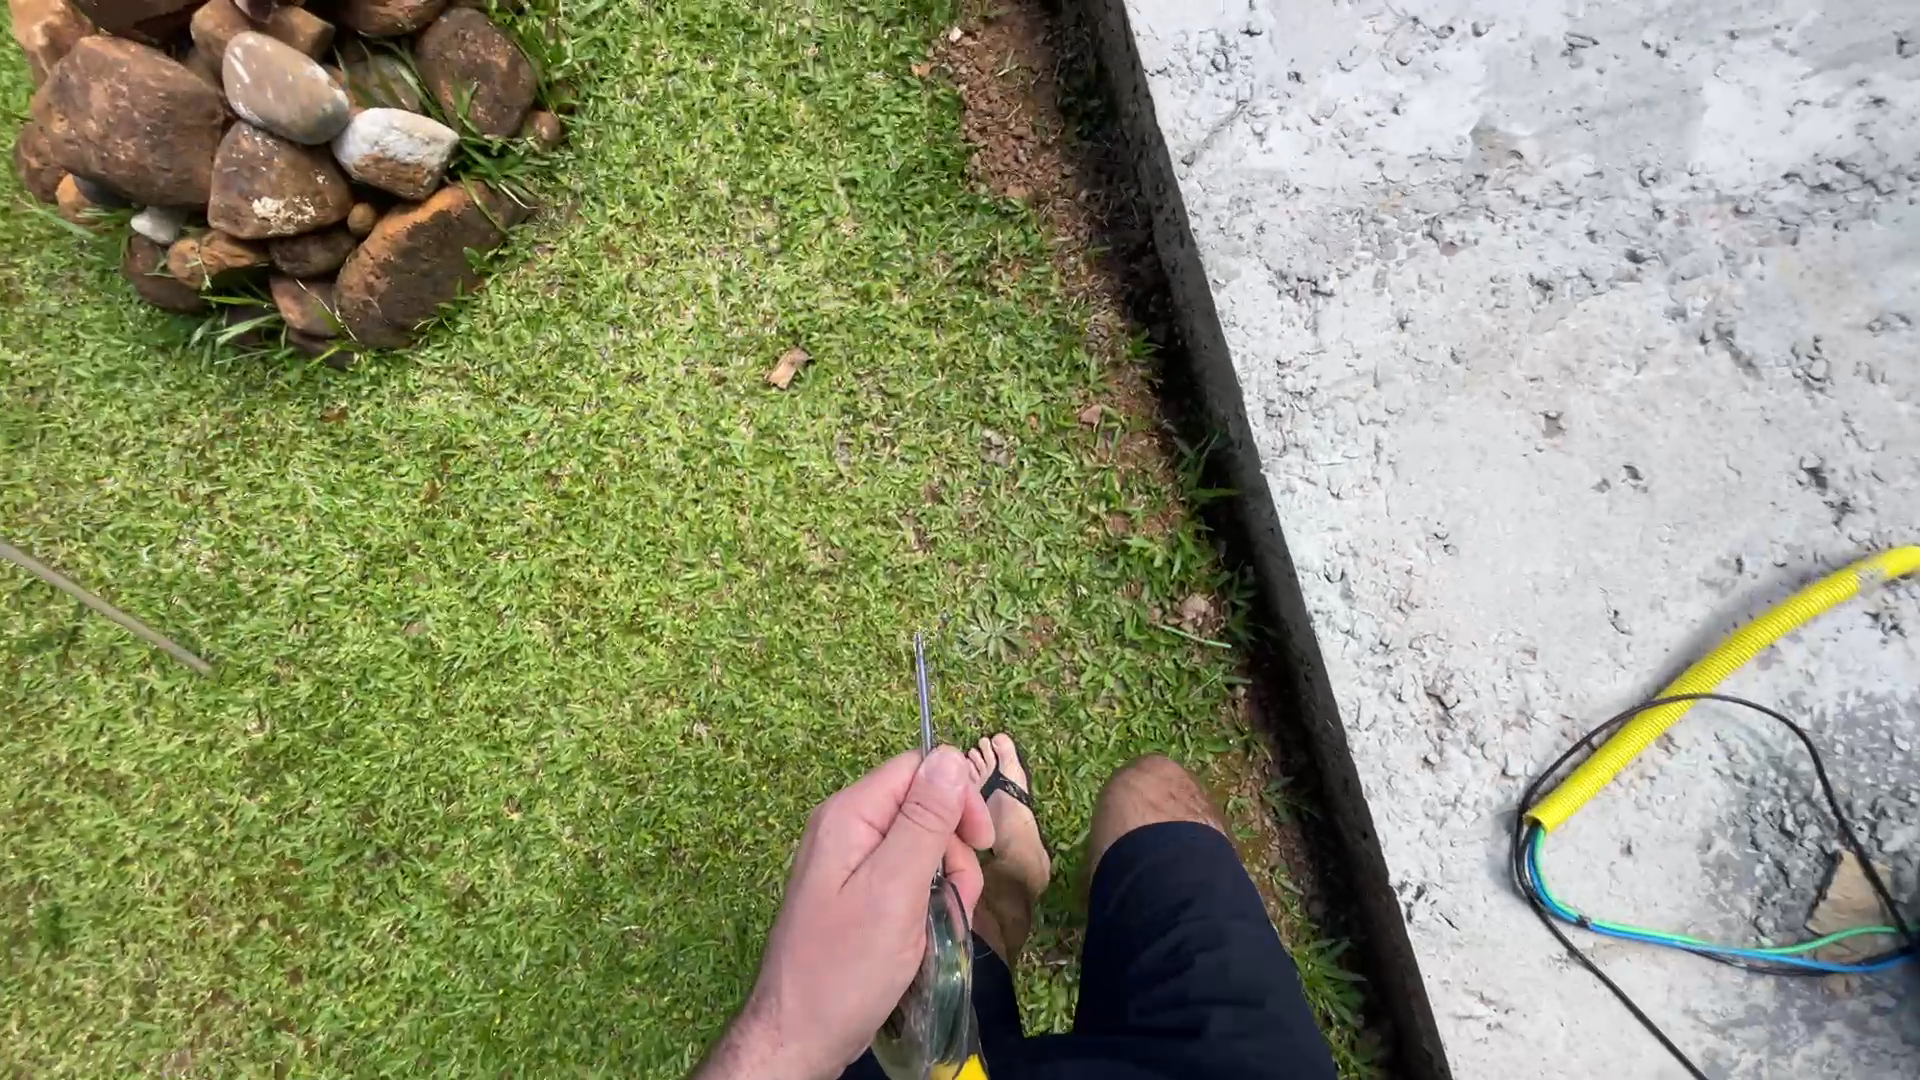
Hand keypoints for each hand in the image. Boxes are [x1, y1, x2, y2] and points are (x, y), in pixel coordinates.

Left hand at [697, 746, 992, 1079]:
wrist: (797, 1040)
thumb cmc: (846, 966)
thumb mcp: (895, 889)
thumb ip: (925, 820)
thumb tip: (950, 754)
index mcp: (851, 813)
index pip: (918, 769)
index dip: (957, 796)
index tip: (981, 842)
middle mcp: (848, 825)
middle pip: (923, 805)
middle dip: (953, 848)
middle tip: (959, 896)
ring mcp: (850, 859)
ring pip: (922, 843)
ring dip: (946, 881)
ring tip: (941, 926)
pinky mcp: (858, 890)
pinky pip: (907, 874)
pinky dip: (927, 899)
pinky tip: (927, 933)